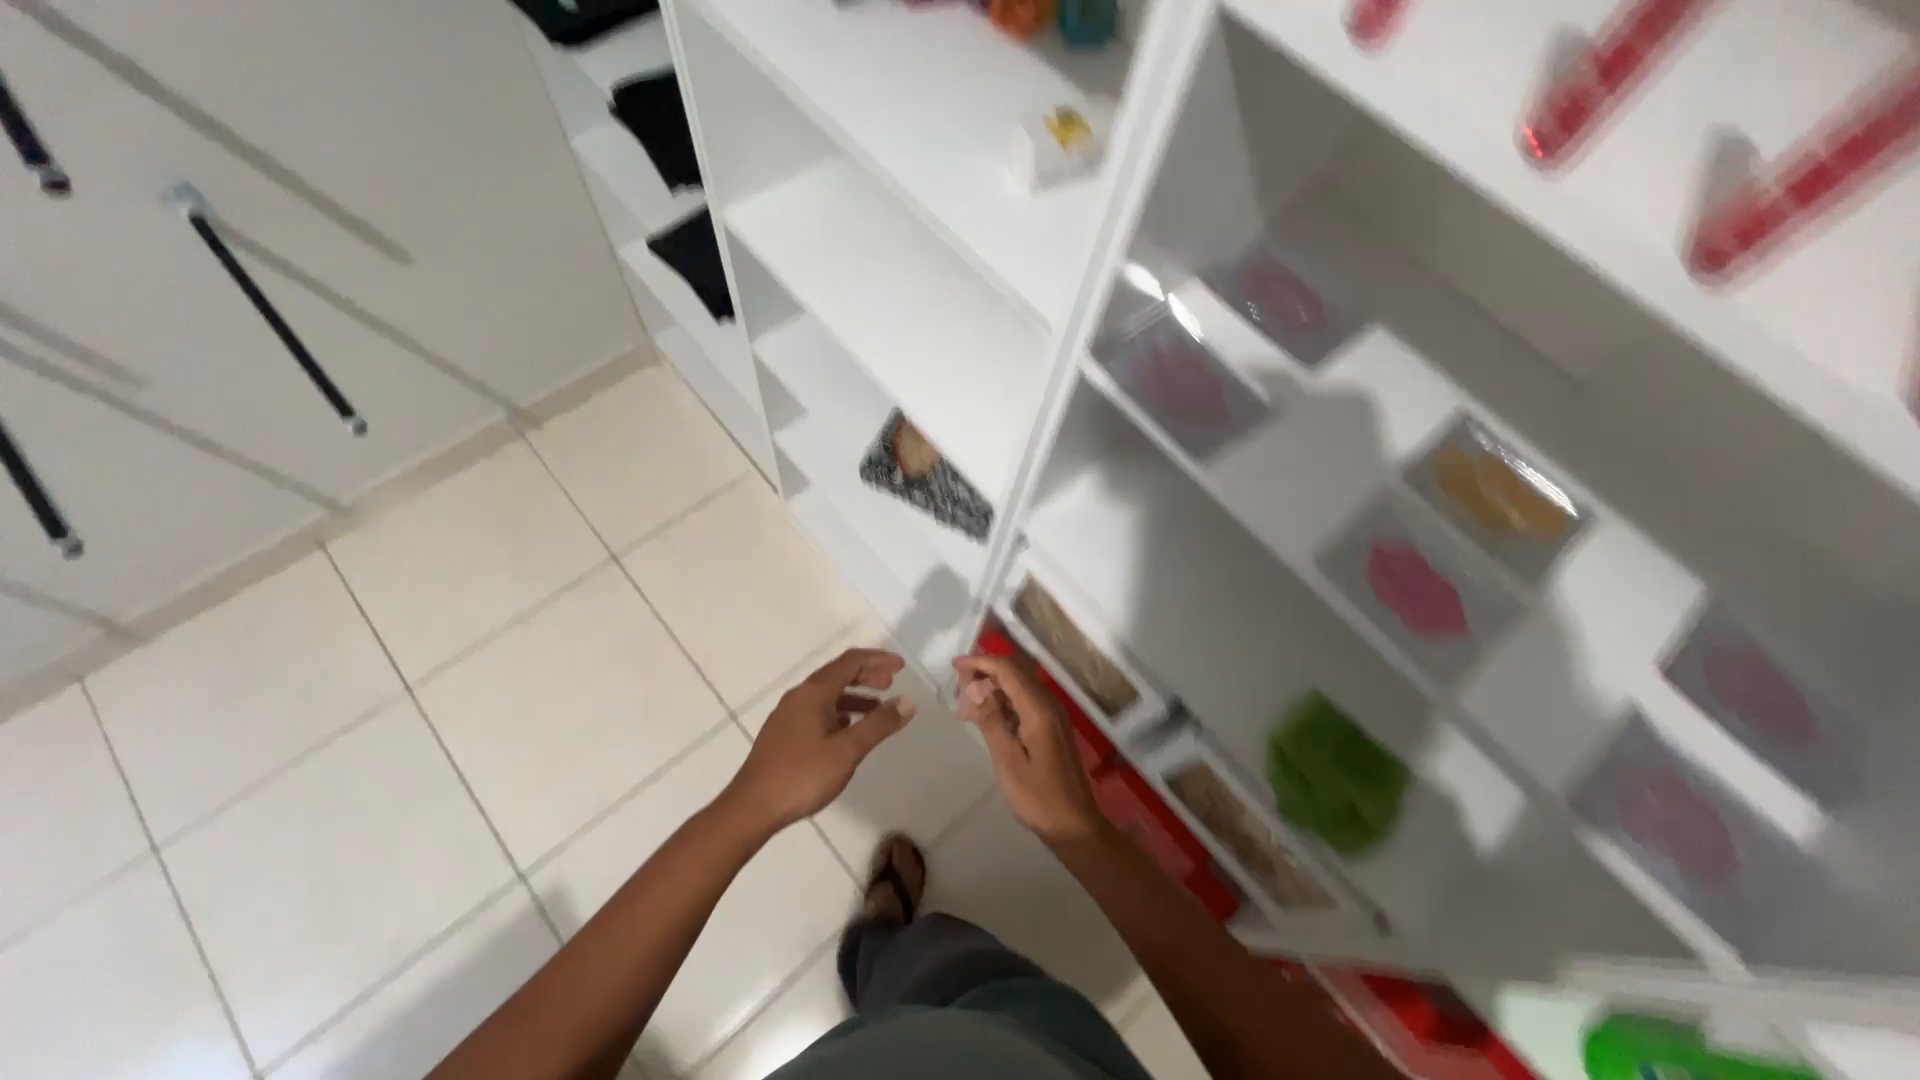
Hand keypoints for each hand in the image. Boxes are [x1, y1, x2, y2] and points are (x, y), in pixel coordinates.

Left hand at [723, 648, 914, 833]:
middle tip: (892, 683)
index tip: (901, 666)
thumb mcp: (847, 750)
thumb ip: (879, 724)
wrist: (752, 807)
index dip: (877, 659)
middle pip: (837, 674)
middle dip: (867, 675)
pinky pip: (817, 711)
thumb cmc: (802, 775)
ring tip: (878, 708)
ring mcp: (788, 715)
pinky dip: (839, 712)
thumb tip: (906, 701)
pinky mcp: (784, 733)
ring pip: (827, 694)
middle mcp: (799, 696)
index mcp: (813, 693)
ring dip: (854, 695)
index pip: (850, 662)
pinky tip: (848, 729)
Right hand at [952, 654, 1106, 845]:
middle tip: (957, 691)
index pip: (1008, 670)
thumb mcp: (1007, 759)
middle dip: (985, 674)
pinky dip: (1004, 704)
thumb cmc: (1037, 796)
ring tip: (966, 710)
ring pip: (1020, 688)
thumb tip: (975, 686)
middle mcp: (1049, 705)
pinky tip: (987, 720)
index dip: (981, 662)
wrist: (1074, 825)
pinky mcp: (1052, 729)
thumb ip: (991, 720)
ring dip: (993, 690)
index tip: (955, 665)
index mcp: (1038, 710)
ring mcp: (1053, 717)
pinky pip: (1025, 704)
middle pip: (1015, 674)